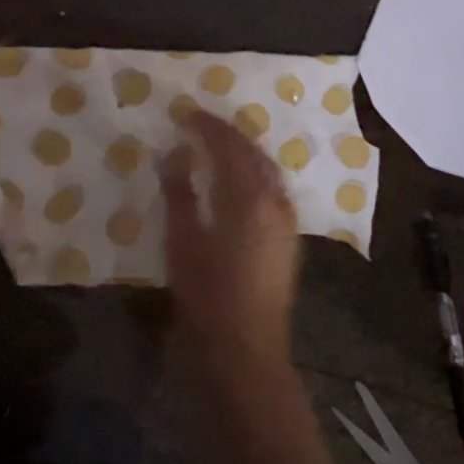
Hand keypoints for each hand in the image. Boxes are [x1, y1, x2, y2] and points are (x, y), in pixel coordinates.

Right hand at [162, 111, 301, 359]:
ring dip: (244, 153)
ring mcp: (287, 221)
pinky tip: (237, 182)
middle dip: (229, 134)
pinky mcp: (288, 240)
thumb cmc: (208, 295)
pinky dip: (254, 174)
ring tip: (218, 146)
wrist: (245, 351)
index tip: (186, 112)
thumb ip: (180, 193)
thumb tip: (175, 154)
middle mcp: (275, 200)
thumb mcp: (183, 241)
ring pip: (267, 171)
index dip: (207, 125)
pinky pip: (273, 189)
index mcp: (250, 195)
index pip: (229, 145)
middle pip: (254, 153)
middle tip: (201, 123)